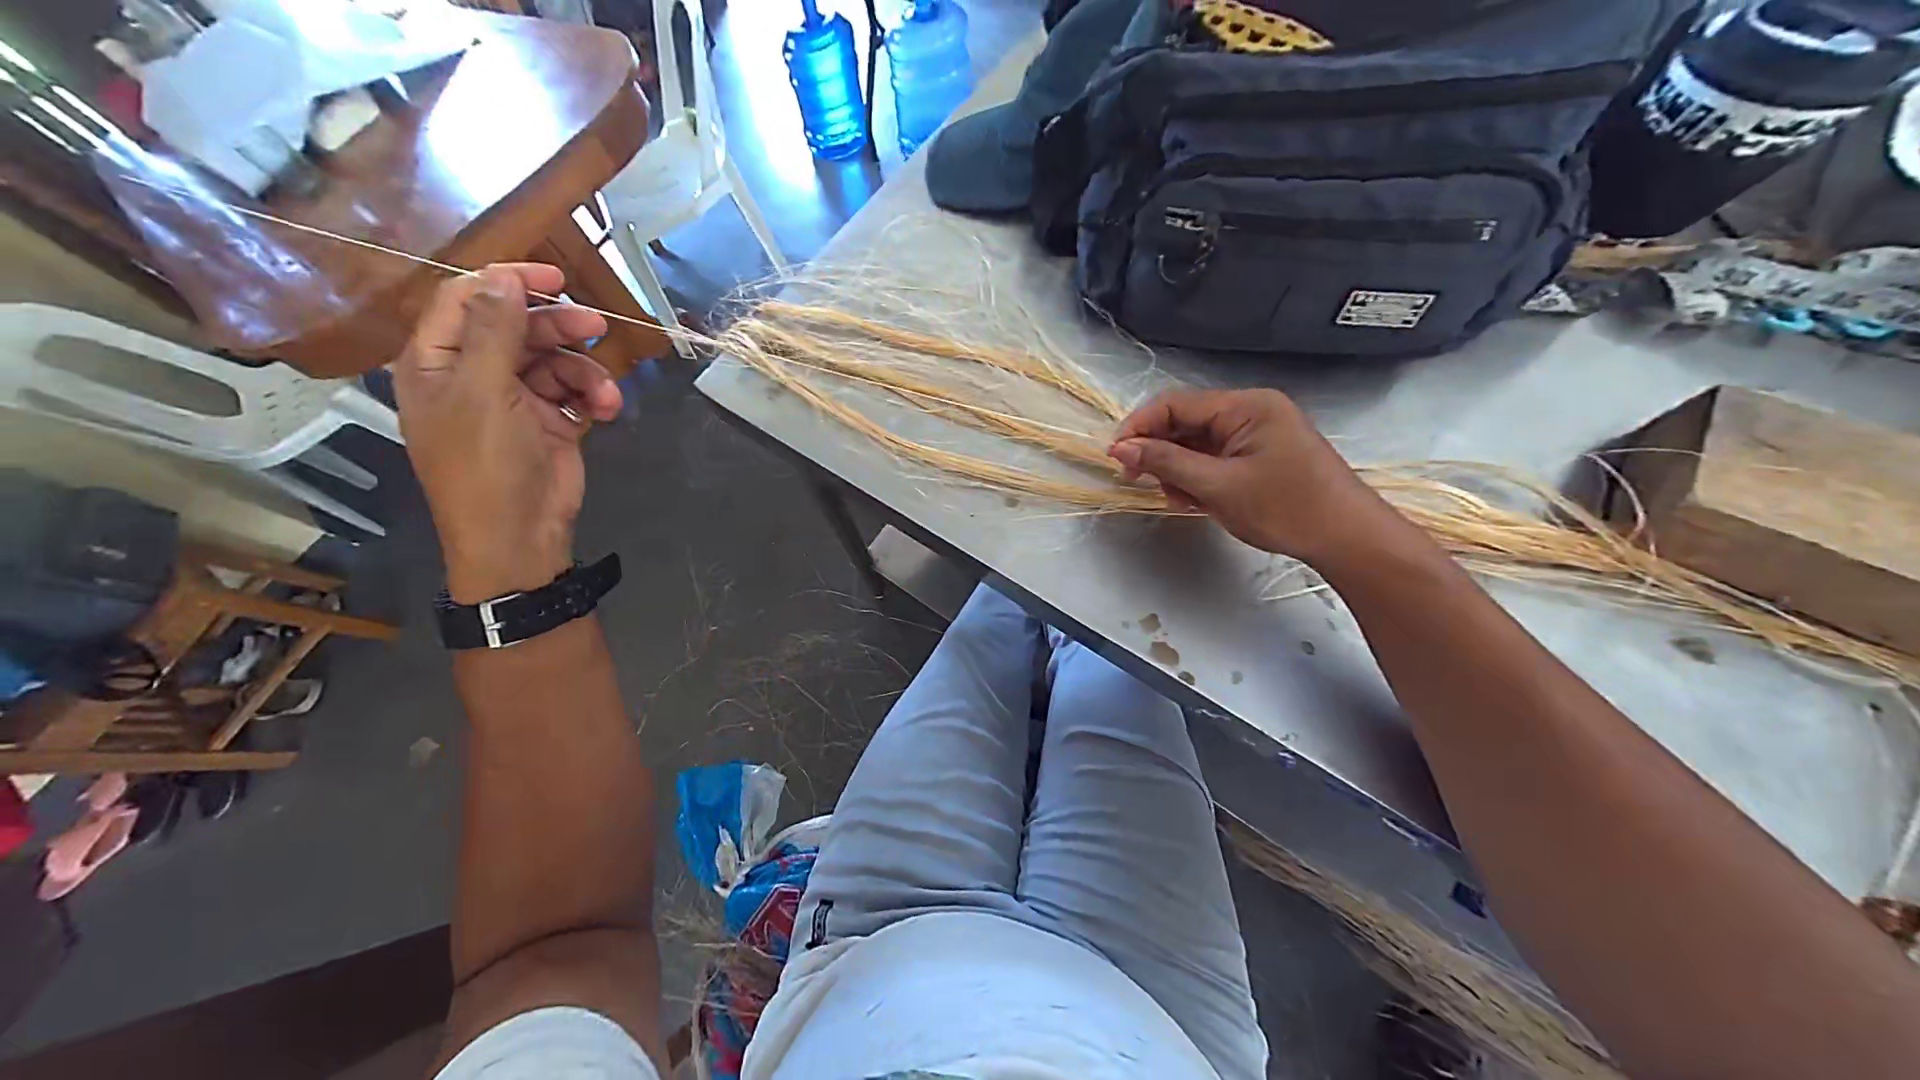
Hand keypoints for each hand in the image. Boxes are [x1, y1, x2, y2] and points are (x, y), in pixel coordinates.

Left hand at [392, 264, 622, 603]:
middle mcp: (474, 374)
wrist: (520, 535)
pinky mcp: (552, 422)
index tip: (554, 277)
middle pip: (519, 328)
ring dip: (585, 372)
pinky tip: (607, 411)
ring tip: (604, 395)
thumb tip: (502, 277)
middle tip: (595, 324)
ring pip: (556, 361)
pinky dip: (595, 398)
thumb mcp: (484, 393)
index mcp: (436, 362)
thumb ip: (495, 331)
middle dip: (558, 328)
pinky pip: (576, 393)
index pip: (466, 301)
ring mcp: (516, 400)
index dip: (507, 282)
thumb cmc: (485, 465)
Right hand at [1108, 388, 1398, 562]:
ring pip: (1197, 443)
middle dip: (1160, 453)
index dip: (1140, 427)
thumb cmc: (1285, 508)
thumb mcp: (1217, 486)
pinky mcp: (1261, 454)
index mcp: (1245, 406)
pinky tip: (1197, 500)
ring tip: (1180, 500)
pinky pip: (1216, 457)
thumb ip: (1166, 462)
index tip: (1116, 456)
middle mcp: (1251, 410)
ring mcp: (1258, 433)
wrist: (1347, 537)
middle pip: (1186, 422)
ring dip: (1179, 470)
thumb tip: (1121, 448)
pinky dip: (1199, 477)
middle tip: (1143, 483)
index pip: (1176, 404)